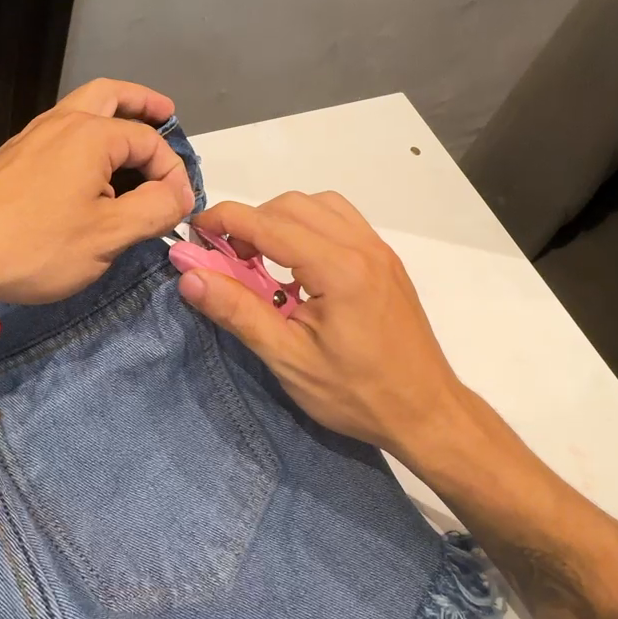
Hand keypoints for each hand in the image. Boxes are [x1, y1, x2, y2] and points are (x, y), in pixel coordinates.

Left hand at [0, 79, 194, 306]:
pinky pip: (59, 137)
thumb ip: (154, 209)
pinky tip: (90, 180)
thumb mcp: (109, 234)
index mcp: (90, 134)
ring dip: (111, 120)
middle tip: (166, 113)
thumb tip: (180, 194)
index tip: (180, 207)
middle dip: (141, 102)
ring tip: (132, 150)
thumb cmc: (36, 245)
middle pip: (109, 95)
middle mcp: (60, 124)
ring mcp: (30, 139)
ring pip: (80, 113)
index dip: (174, 171)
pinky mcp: (11, 160)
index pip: (149, 140)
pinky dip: (86, 143)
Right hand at [175, 192, 464, 458]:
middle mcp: (361, 246)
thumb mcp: (288, 359)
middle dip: (250, 222)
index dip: (223, 220)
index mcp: (338, 268)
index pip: (267, 223)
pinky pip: (340, 219)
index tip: (193, 232)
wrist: (427, 413)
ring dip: (280, 220)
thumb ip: (238, 311)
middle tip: (228, 260)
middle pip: (290, 205)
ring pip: (318, 204)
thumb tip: (189, 275)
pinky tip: (297, 266)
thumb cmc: (356, 394)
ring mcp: (378, 249)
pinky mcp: (385, 259)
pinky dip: (309, 226)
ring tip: (261, 260)